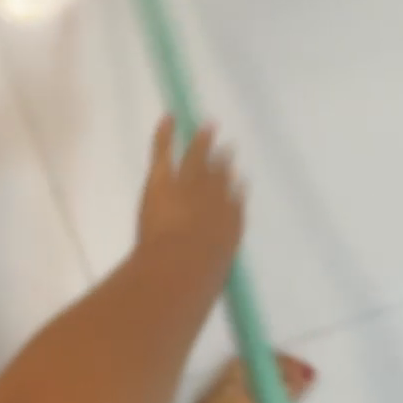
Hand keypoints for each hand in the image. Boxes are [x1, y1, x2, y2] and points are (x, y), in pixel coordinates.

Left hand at [136, 116, 242, 275]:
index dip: (235, 190)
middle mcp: (215, 200)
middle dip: (223, 160)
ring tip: (207, 126)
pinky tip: (168, 118)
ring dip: (202, 141)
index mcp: (230, 226)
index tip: (238, 181)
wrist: (182, 263)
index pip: (235, 203)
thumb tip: (206, 283)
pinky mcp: (164, 179)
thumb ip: (210, 273)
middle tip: (228, 147)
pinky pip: (165, 151)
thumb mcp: (212, 280)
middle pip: (220, 176)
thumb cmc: (199, 280)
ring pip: (198, 158)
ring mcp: (190, 185)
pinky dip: (165, 133)